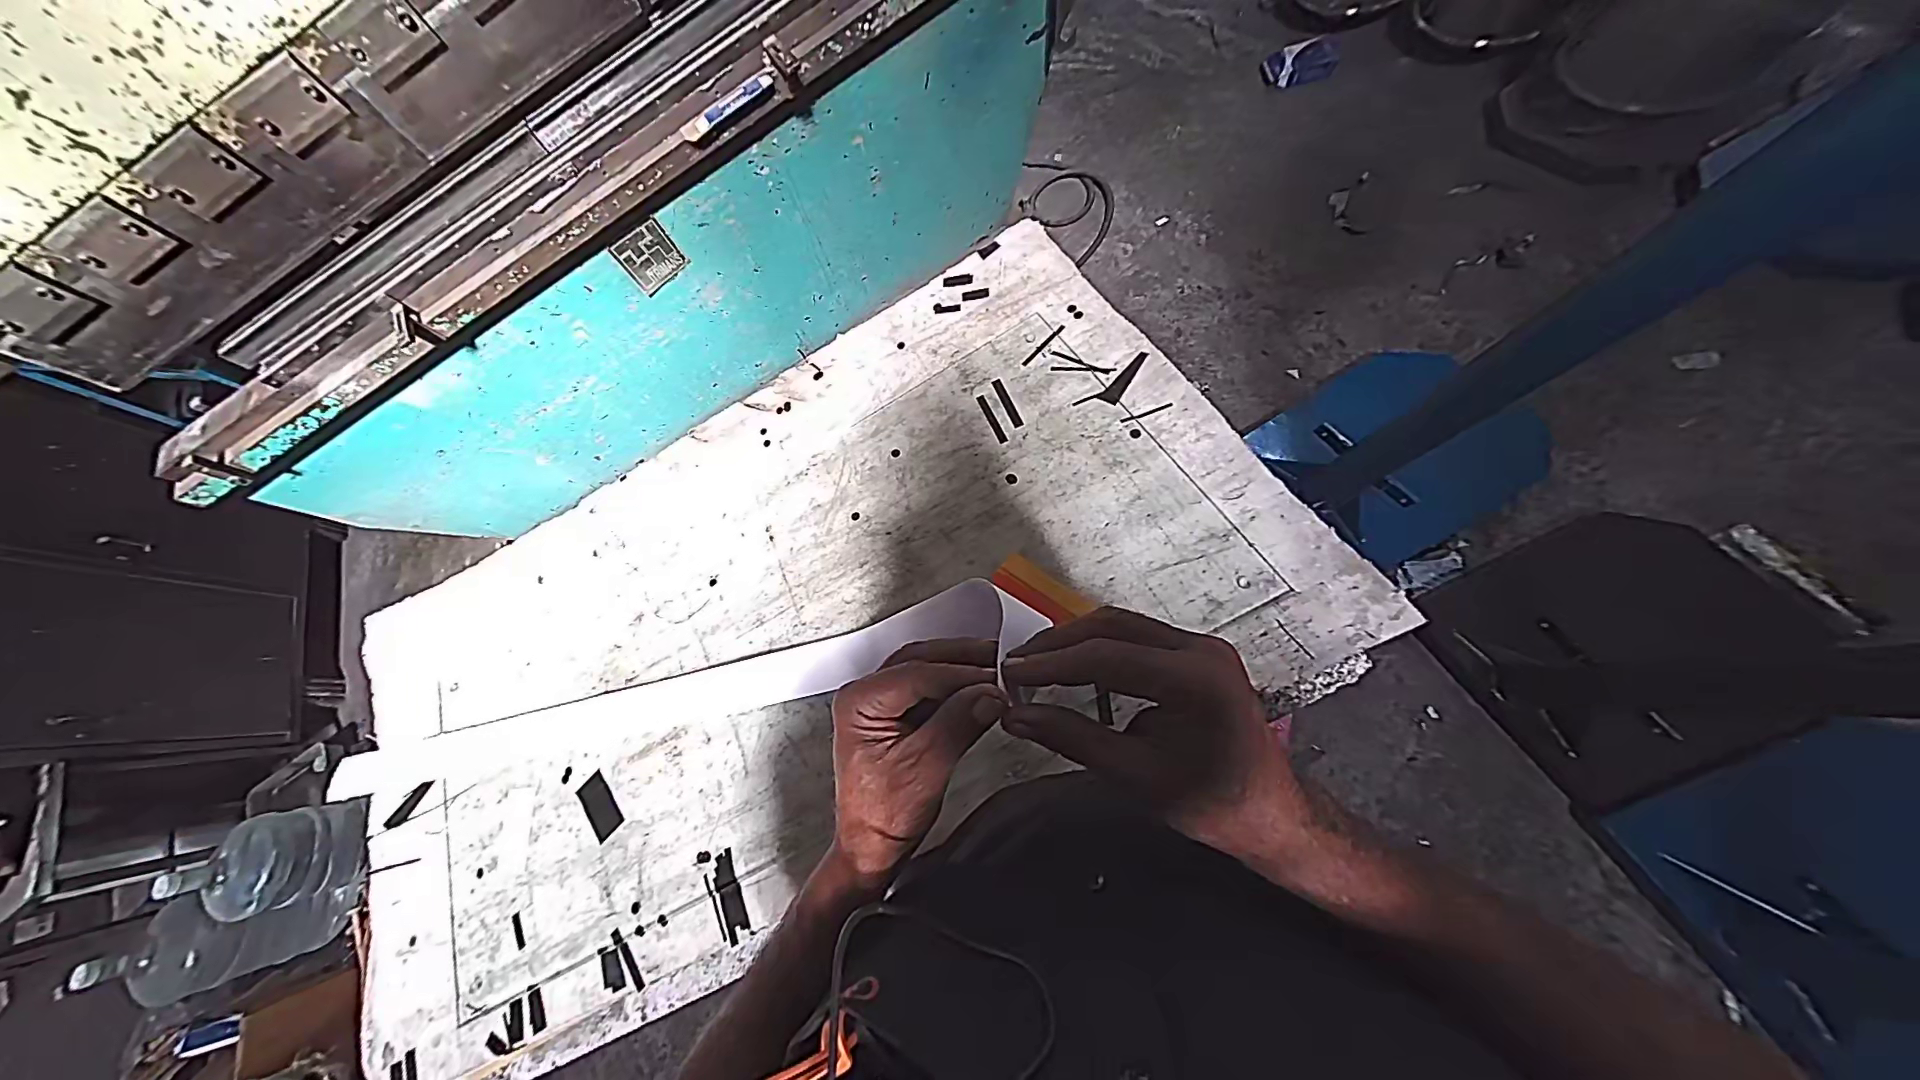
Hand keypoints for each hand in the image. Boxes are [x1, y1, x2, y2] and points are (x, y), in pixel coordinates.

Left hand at [829, 639, 1008, 883]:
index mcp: (860, 702)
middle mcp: (865, 695)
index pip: (918, 673)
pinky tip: (980, 688)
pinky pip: (929, 686)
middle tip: (1000, 661)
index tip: (995, 680)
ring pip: (925, 667)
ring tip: (996, 671)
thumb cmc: (882, 817)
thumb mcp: (925, 768)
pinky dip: (956, 685)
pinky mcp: (896, 713)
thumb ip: (956, 724)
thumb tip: (988, 694)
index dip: (961, 674)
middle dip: (963, 659)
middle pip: (920, 659)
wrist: (873, 847)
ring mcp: (880, 702)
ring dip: (961, 667)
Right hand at [1000, 607, 1316, 866]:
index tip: (1012, 673)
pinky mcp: (1197, 655)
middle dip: (1059, 643)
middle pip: (1113, 626)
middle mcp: (1200, 649)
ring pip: (1123, 625)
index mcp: (1194, 678)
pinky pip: (1138, 637)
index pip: (1106, 656)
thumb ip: (1073, 738)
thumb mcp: (1136, 776)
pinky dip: (1100, 648)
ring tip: (1037, 663)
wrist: (1272, 814)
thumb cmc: (1212, 804)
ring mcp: (1201, 647)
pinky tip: (1075, 666)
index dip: (1051, 663)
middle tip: (1018, 663)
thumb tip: (1017, 716)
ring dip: (1076, 641)